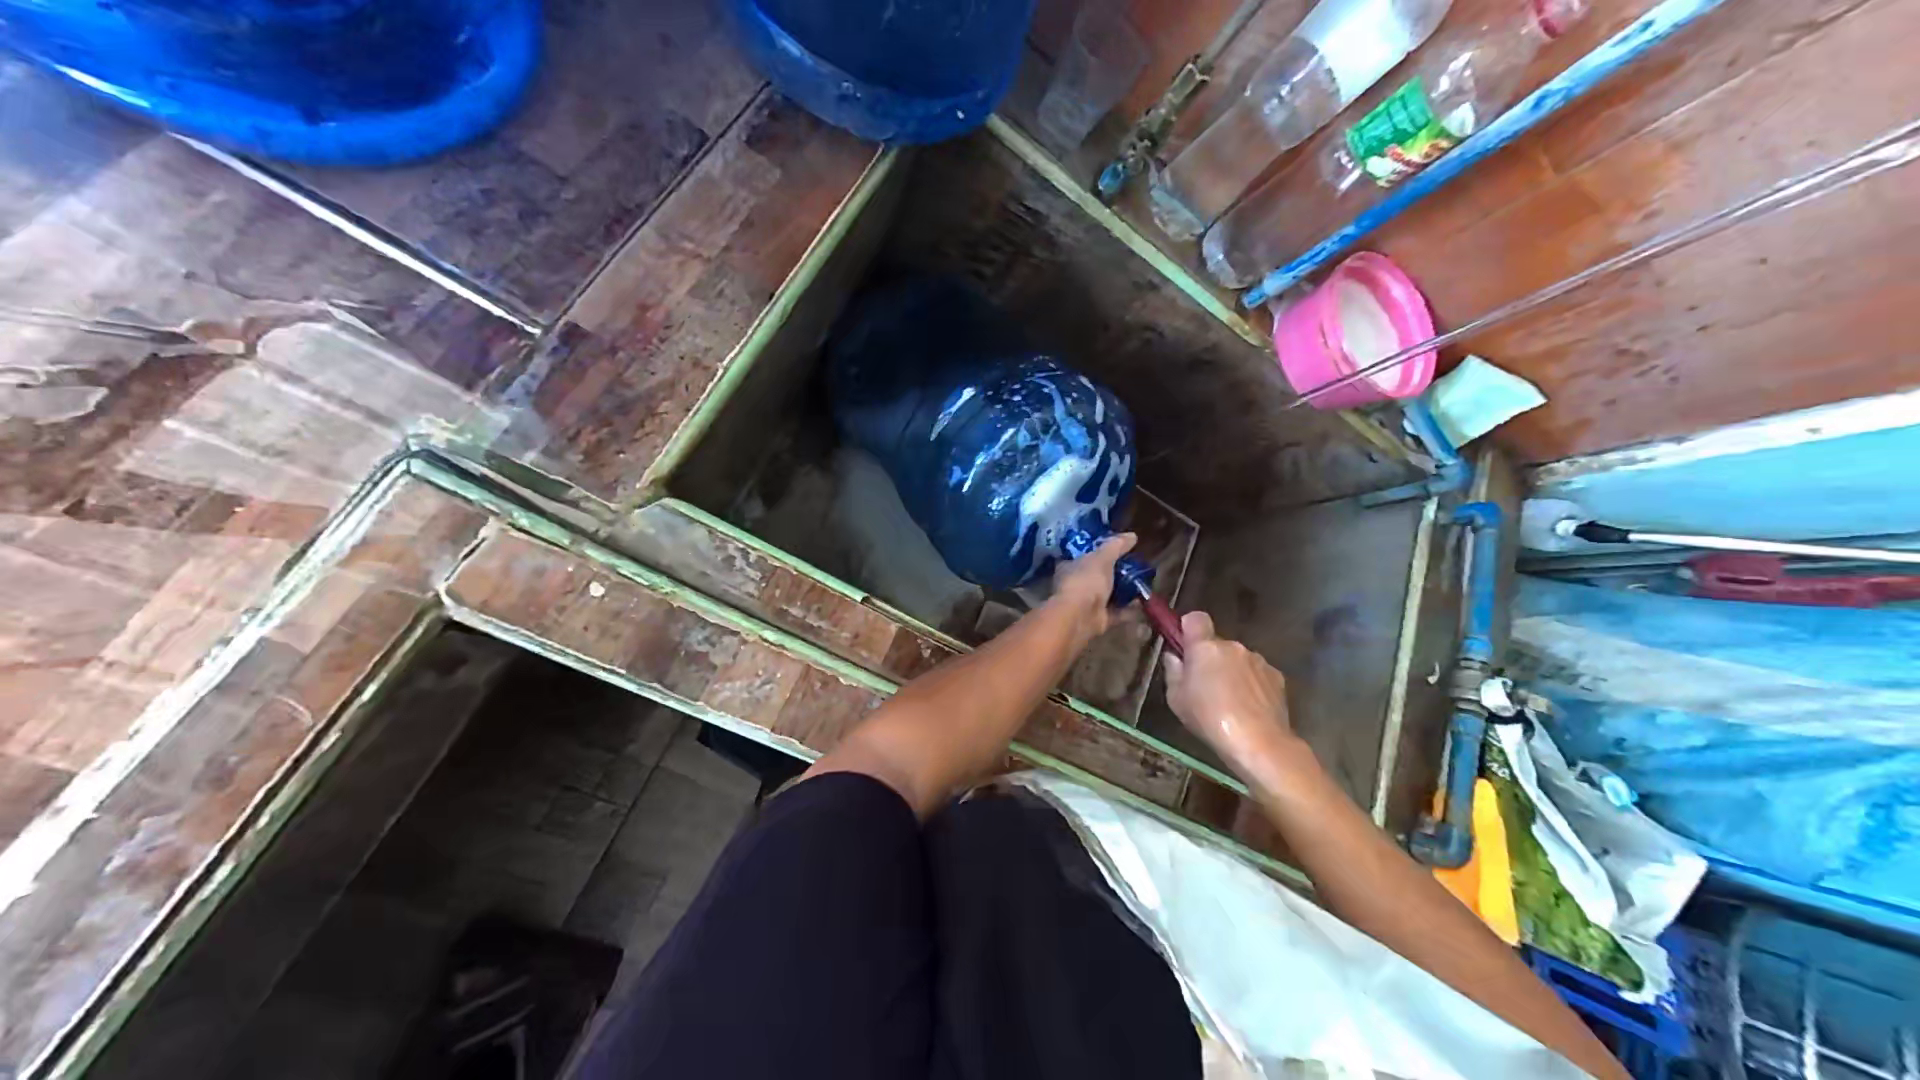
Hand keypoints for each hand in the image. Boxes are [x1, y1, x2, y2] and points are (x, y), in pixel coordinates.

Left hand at [1047, 533, 1135, 642]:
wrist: (1079, 616)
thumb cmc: (1086, 580)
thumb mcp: (1102, 558)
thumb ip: (1116, 546)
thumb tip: (1132, 535)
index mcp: (1070, 566)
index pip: (1083, 555)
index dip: (1098, 552)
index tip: (1117, 549)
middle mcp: (1076, 585)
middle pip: (1097, 576)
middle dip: (1115, 573)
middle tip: (1135, 567)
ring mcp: (1086, 604)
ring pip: (1108, 596)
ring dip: (1124, 592)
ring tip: (1143, 583)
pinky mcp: (1098, 620)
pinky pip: (1116, 613)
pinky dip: (1129, 610)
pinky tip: (1144, 604)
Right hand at [1162, 611, 1303, 782]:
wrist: (1259, 742)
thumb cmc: (1209, 719)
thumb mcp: (1176, 699)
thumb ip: (1173, 671)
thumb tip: (1175, 657)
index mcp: (1205, 647)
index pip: (1195, 618)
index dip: (1188, 628)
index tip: (1184, 647)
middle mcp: (1233, 646)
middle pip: (1217, 643)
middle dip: (1210, 658)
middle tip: (1204, 685)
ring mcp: (1258, 660)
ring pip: (1237, 659)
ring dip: (1231, 671)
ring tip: (1229, 701)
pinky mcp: (1276, 676)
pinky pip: (1256, 673)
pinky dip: (1251, 684)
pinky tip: (1248, 707)